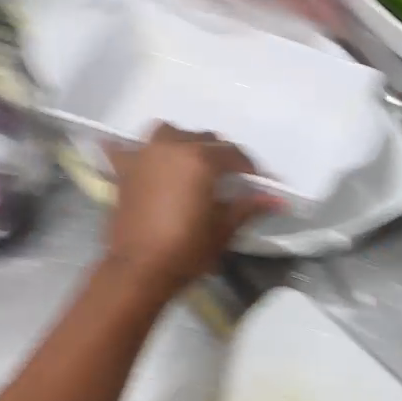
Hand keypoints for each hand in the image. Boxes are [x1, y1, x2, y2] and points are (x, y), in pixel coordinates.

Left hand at [101, 124, 266, 295]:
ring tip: (191, 164)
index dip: (250, 169)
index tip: (258, 184)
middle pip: (203, 138)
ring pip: (169, 133)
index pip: (234, 154)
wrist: (140, 268)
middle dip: (219, 155)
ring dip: (184, 143)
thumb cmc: (188, 249)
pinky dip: (141, 152)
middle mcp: (171, 146)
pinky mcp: (123, 169)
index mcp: (201, 159)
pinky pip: (131, 148)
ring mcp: (144, 154)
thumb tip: (278, 200)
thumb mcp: (224, 228)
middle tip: (228, 179)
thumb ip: (249, 206)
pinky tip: (146, 162)